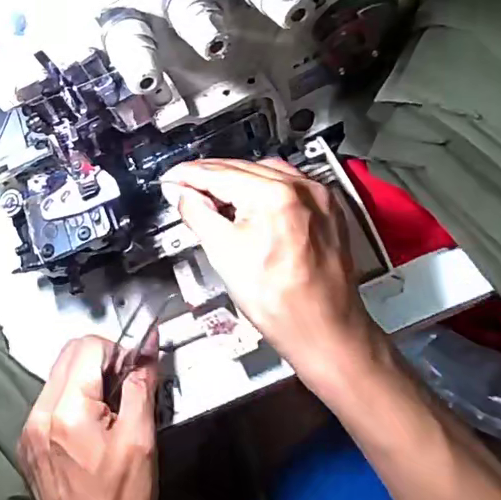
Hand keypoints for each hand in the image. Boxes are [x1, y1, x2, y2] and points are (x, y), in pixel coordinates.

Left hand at [16, 336, 156, 499]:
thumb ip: (141, 385)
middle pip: (70, 353)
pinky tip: (96, 424)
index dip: (120, 352)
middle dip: (105, 360)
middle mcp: (39, 413)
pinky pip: (54, 397)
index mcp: (66, 411)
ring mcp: (29, 428)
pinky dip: (78, 396)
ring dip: (91, 377)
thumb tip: (148, 344)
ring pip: (61, 373)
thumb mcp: (140, 441)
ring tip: (114, 409)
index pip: (89, 346)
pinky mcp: (29, 442)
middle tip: (129, 389)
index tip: (138, 376)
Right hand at [161, 158, 386, 386]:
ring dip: (237, 180)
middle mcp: (303, 188)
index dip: (188, 175)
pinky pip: (289, 187)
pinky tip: (248, 202)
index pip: (220, 173)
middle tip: (183, 185)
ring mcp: (319, 197)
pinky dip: (263, 190)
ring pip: (266, 173)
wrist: (325, 331)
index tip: (172, 178)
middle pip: (243, 168)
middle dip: (210, 176)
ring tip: (212, 194)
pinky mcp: (327, 209)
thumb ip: (198, 215)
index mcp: (276, 195)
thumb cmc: (283, 305)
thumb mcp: (224, 255)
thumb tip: (182, 194)